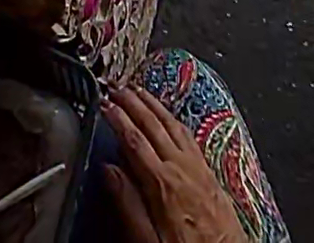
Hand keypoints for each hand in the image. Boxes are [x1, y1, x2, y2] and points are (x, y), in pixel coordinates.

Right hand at [103, 87, 246, 242]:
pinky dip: (172, 117)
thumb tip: (108, 170)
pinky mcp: (209, 171)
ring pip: (170, 123)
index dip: (117, 117)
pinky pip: (188, 134)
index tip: (104, 102)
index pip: (133, 140)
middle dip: (132, 101)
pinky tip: (168, 114)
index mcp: (162, 184)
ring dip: (152, 103)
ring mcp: (197, 166)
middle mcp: (180, 167)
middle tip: (116, 87)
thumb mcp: (149, 241)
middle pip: (152, 124)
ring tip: (137, 90)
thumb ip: (128, 204)